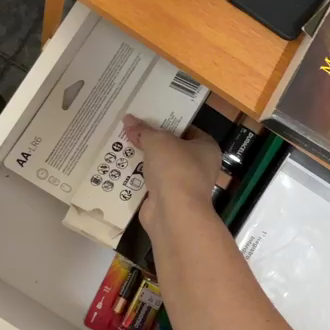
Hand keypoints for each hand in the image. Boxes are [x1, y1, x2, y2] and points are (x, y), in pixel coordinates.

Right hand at [124, 115, 221, 233]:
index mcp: (207, 149)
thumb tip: (128, 119)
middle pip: (173, 149)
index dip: (171, 123)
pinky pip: (151, 184)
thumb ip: (143, 130)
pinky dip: (139, 179)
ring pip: (161, 168)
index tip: (151, 117)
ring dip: (144, 161)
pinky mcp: (168, 200)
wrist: (174, 212)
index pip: (189, 130)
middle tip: (132, 130)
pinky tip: (122, 168)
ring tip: (123, 146)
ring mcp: (183, 186)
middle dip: (153, 142)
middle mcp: (199, 167)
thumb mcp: (157, 141)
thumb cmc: (175, 168)